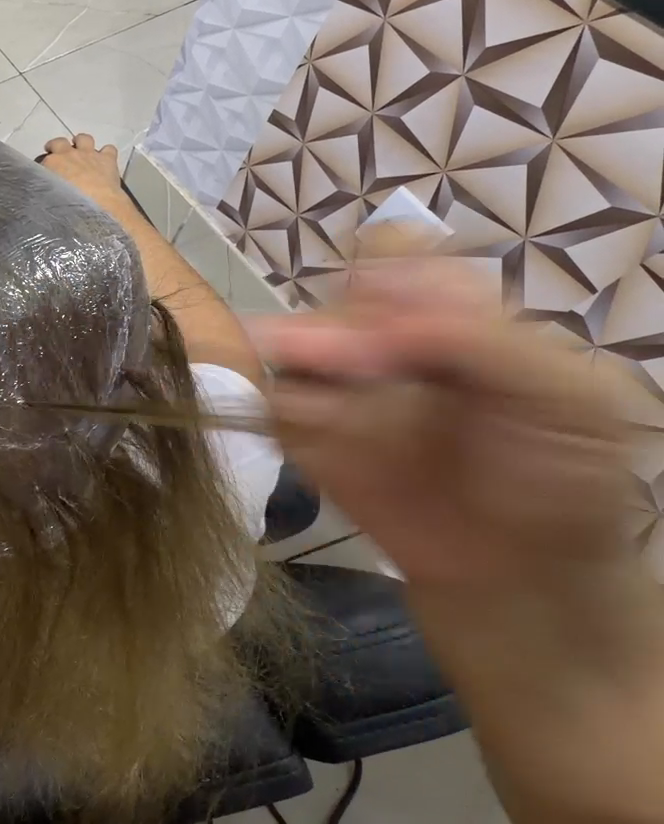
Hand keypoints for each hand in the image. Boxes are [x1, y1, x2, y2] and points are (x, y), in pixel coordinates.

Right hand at [41, 133, 132, 211]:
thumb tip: (44, 189)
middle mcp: (69, 154)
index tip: (45, 170)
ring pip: (84, 138)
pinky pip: (108, 149)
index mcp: (51, 162)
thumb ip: (45, 187)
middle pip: (59, 142)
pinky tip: (105, 159)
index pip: (44, 159)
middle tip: (58, 153)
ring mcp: (89, 154)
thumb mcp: (47, 196)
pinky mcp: (107, 158)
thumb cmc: (67, 203)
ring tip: (81, 150)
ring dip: (82, 142)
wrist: (95, 203)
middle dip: (57, 145)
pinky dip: (106, 152)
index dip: (45, 164)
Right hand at [253, 257, 640, 589]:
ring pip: (282, 342)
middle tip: (355, 363)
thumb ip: (479, 341)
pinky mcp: (296, 429)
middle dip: (335, 325)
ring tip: (328, 394)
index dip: (387, 271)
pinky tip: (311, 428)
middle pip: (328, 298)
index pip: (394, 256)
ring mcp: (331, 385)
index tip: (395, 307)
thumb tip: (372, 318)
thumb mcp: (564, 397)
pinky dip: (278, 406)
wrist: (515, 572)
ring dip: (297, 358)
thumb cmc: (559, 479)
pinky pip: (266, 401)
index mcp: (444, 317)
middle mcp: (377, 341)